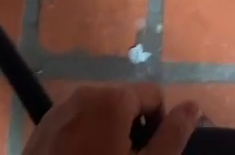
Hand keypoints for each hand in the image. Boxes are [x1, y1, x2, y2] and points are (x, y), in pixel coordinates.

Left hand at [23, 85, 200, 154]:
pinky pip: (75, 125)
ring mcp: (60, 110)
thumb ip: (172, 136)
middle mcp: (86, 93)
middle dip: (132, 132)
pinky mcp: (41, 129)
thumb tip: (193, 105)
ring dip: (107, 137)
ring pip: (99, 115)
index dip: (158, 127)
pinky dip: (83, 142)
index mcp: (113, 99)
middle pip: (125, 104)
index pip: (153, 96)